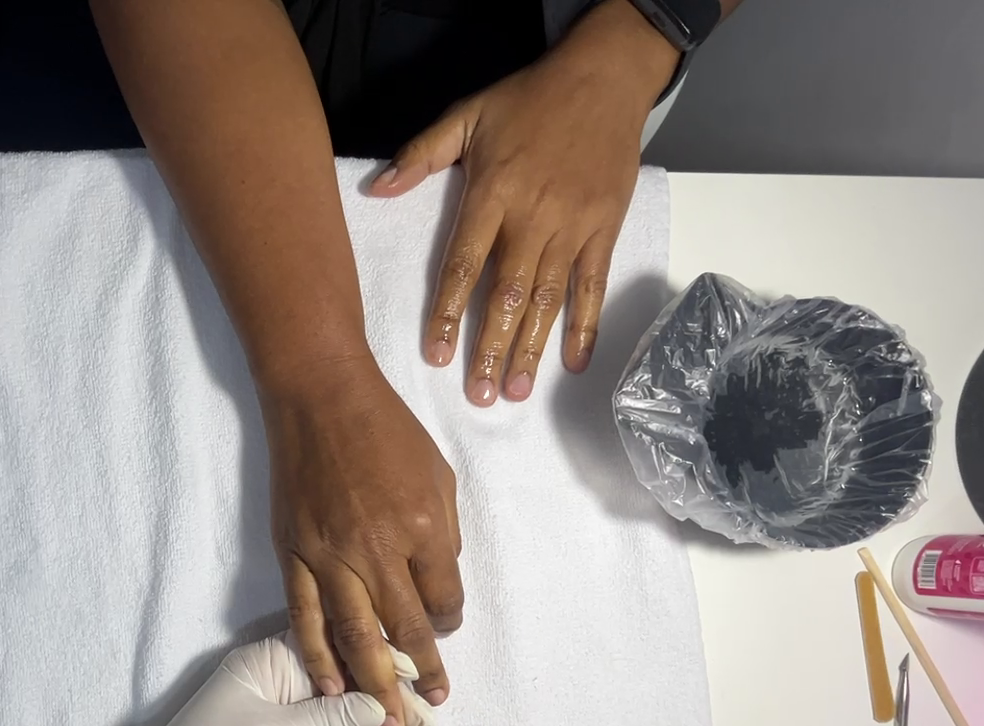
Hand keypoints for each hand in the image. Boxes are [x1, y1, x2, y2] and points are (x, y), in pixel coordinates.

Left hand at [71, 632, 429, 725]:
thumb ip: (328, 718)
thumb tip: (382, 704)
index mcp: (268, 661)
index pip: (332, 644)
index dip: (374, 655)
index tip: (416, 671)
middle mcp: (283, 679)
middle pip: (344, 675)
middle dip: (384, 690)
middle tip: (427, 710)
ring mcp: (290, 714)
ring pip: (345, 706)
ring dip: (378, 717)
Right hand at [262, 368, 463, 725]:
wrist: (320, 398)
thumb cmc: (387, 431)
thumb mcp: (438, 475)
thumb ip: (442, 536)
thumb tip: (434, 584)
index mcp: (422, 528)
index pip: (443, 600)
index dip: (447, 624)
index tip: (441, 628)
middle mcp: (376, 551)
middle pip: (403, 632)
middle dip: (418, 678)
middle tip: (423, 713)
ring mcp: (328, 556)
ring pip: (352, 636)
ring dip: (370, 684)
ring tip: (380, 722)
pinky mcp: (292, 554)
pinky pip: (305, 616)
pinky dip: (317, 656)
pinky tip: (328, 686)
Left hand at [369, 0, 678, 403]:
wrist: (608, 74)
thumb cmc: (528, 101)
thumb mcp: (468, 113)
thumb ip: (421, 155)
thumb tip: (375, 189)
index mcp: (494, 194)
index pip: (464, 264)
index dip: (450, 312)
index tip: (438, 356)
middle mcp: (534, 217)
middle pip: (509, 294)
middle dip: (493, 348)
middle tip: (480, 394)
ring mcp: (574, 226)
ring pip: (549, 299)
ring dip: (532, 348)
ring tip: (517, 391)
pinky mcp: (606, 229)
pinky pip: (594, 285)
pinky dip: (586, 325)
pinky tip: (574, 364)